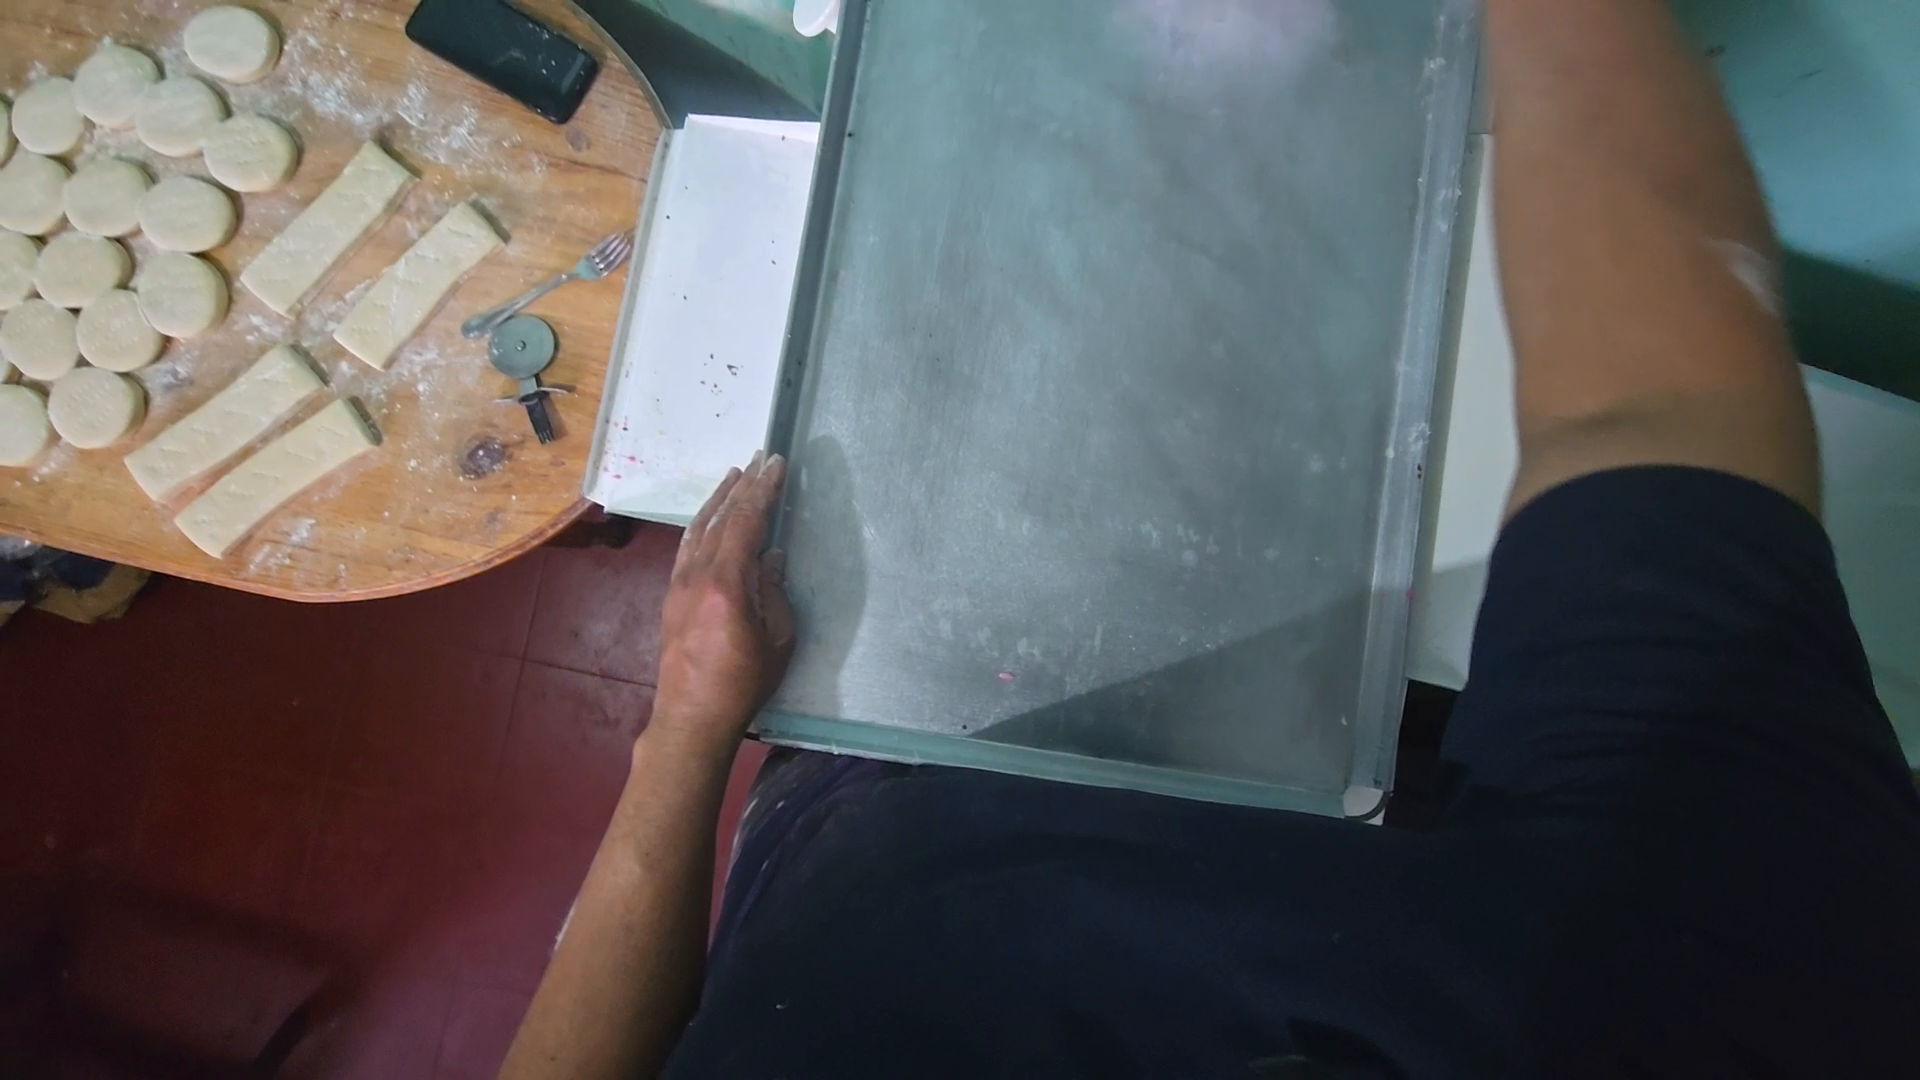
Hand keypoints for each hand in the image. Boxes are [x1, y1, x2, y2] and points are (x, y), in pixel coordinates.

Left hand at [650, 452, 795, 754]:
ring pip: (698, 528)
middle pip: (721, 518)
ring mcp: (679, 584)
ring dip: (718, 499)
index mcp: (727, 583)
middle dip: (743, 486)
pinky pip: (687, 547)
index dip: (763, 491)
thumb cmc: (744, 682)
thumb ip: (775, 591)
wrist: (692, 716)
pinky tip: (709, 517)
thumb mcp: (778, 639)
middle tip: (760, 458)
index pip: (746, 523)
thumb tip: (771, 556)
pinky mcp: (671, 595)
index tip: (777, 464)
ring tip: (734, 476)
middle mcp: (697, 574)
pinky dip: (701, 523)